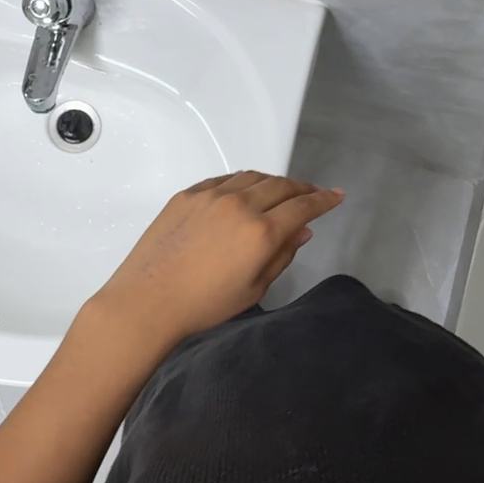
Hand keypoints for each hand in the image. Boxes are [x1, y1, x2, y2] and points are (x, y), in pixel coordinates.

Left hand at [88, 171, 343, 347]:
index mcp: (261, 231)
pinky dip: (243, 182)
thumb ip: (282, 255)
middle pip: (281, 185)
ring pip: (253, 177)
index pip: (302, 206)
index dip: (323, 200)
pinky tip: (245, 192)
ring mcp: (211, 195)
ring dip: (273, 182)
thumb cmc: (205, 306)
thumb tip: (301, 231)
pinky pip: (224, 179)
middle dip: (302, 188)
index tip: (336, 196)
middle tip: (313, 194)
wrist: (147, 301)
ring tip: (282, 192)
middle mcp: (239, 204)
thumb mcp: (254, 288)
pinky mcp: (187, 195)